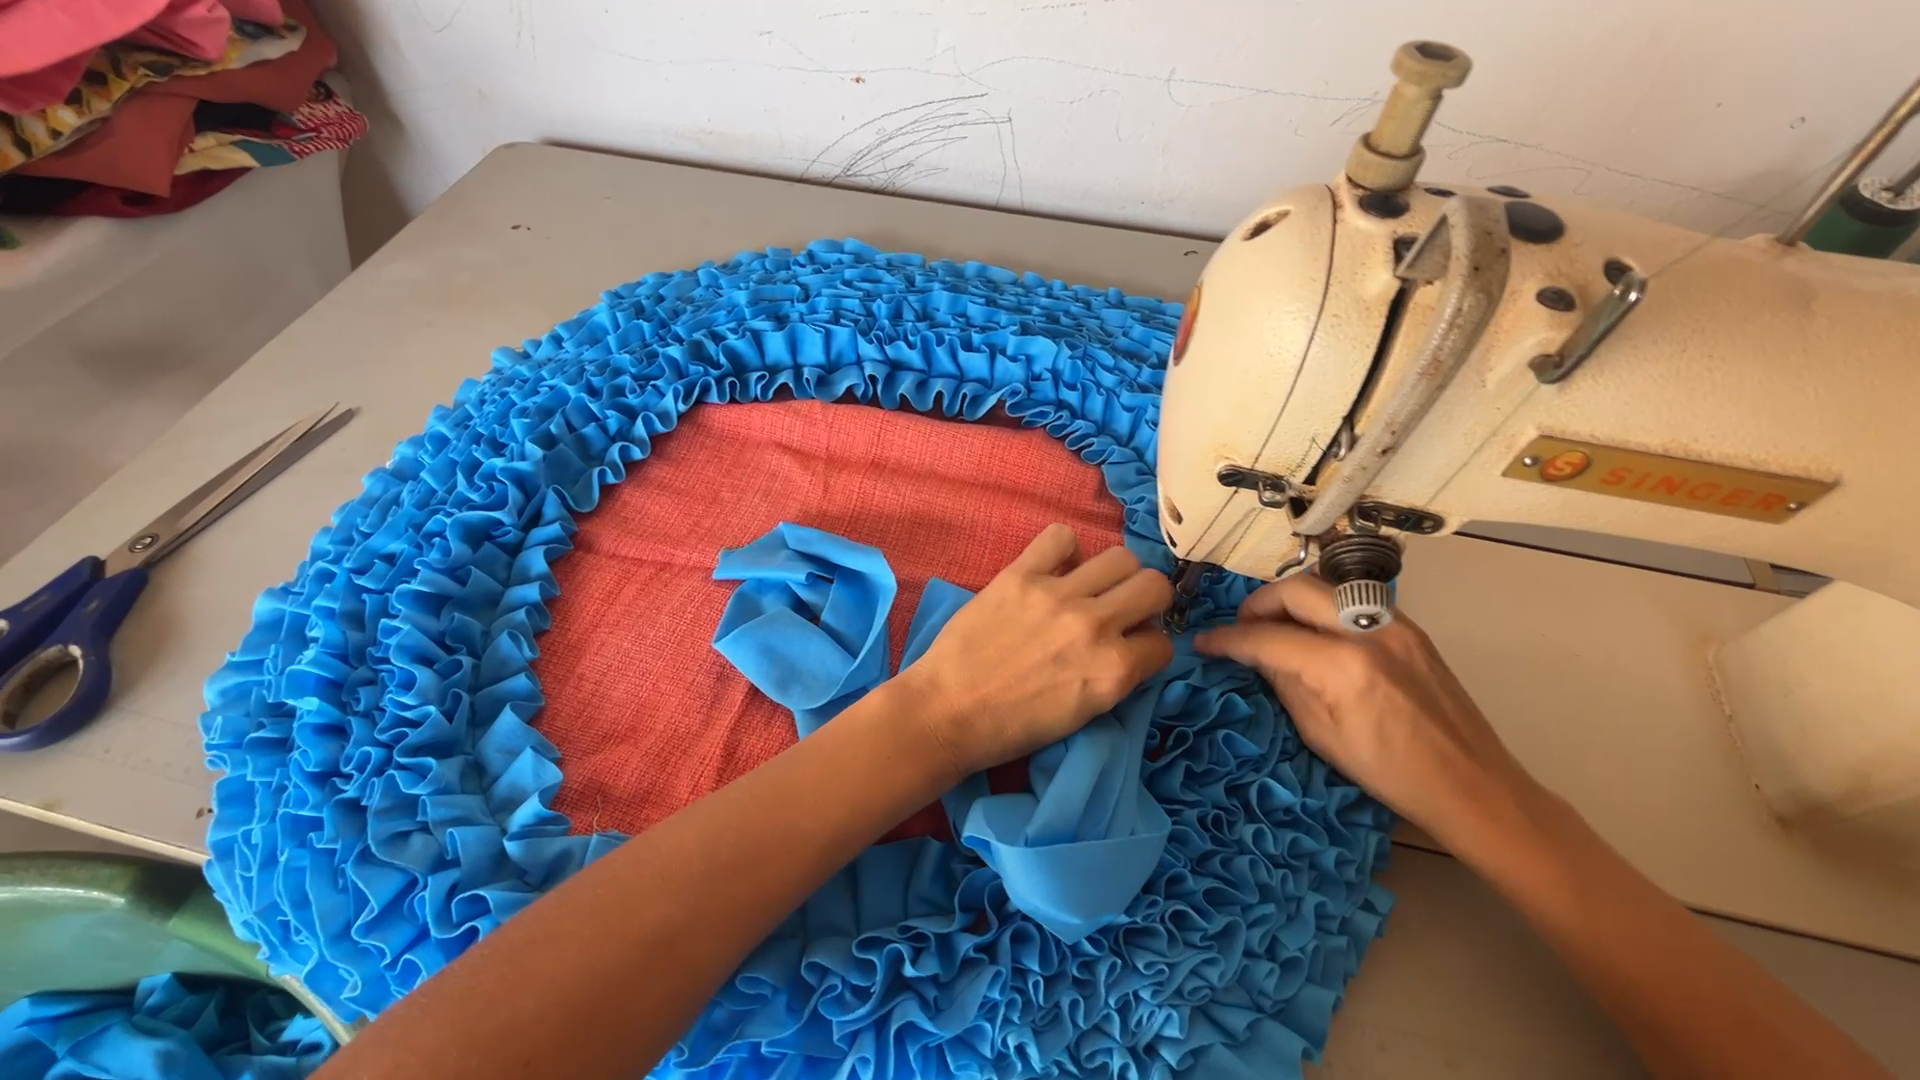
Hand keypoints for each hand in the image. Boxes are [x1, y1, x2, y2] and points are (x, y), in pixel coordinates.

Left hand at [899, 523, 1173, 778]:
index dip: (1149, 646)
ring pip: (1120, 557)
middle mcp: (1096, 626)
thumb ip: (1115, 677)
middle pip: (1155, 586)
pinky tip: (1053, 568)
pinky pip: (1060, 536)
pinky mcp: (1020, 575)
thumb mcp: (1083, 716)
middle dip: (1147, 600)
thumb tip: (1131, 646)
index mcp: (1114, 671)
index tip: (1132, 647)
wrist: (947, 713)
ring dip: (1113, 574)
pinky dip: (1064, 549)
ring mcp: (1058, 596)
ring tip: (1089, 588)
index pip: (1163, 643)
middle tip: (1122, 610)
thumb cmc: (1011, 728)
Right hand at [1194, 573, 1541, 849]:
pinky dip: (1322, 611)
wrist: (1473, 785)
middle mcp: (1370, 630)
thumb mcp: (1321, 735)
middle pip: (1297, 589)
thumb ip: (1285, 683)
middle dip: (1258, 603)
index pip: (1269, 637)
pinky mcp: (1411, 629)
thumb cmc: (1391, 775)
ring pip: (1326, 588)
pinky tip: (1314, 638)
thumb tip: (1256, 655)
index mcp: (1344, 667)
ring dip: (1290, 601)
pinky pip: (1353, 603)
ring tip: (1273, 629)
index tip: (1204, 643)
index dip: (1229, 639)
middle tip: (1241, 628)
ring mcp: (1396, 624)